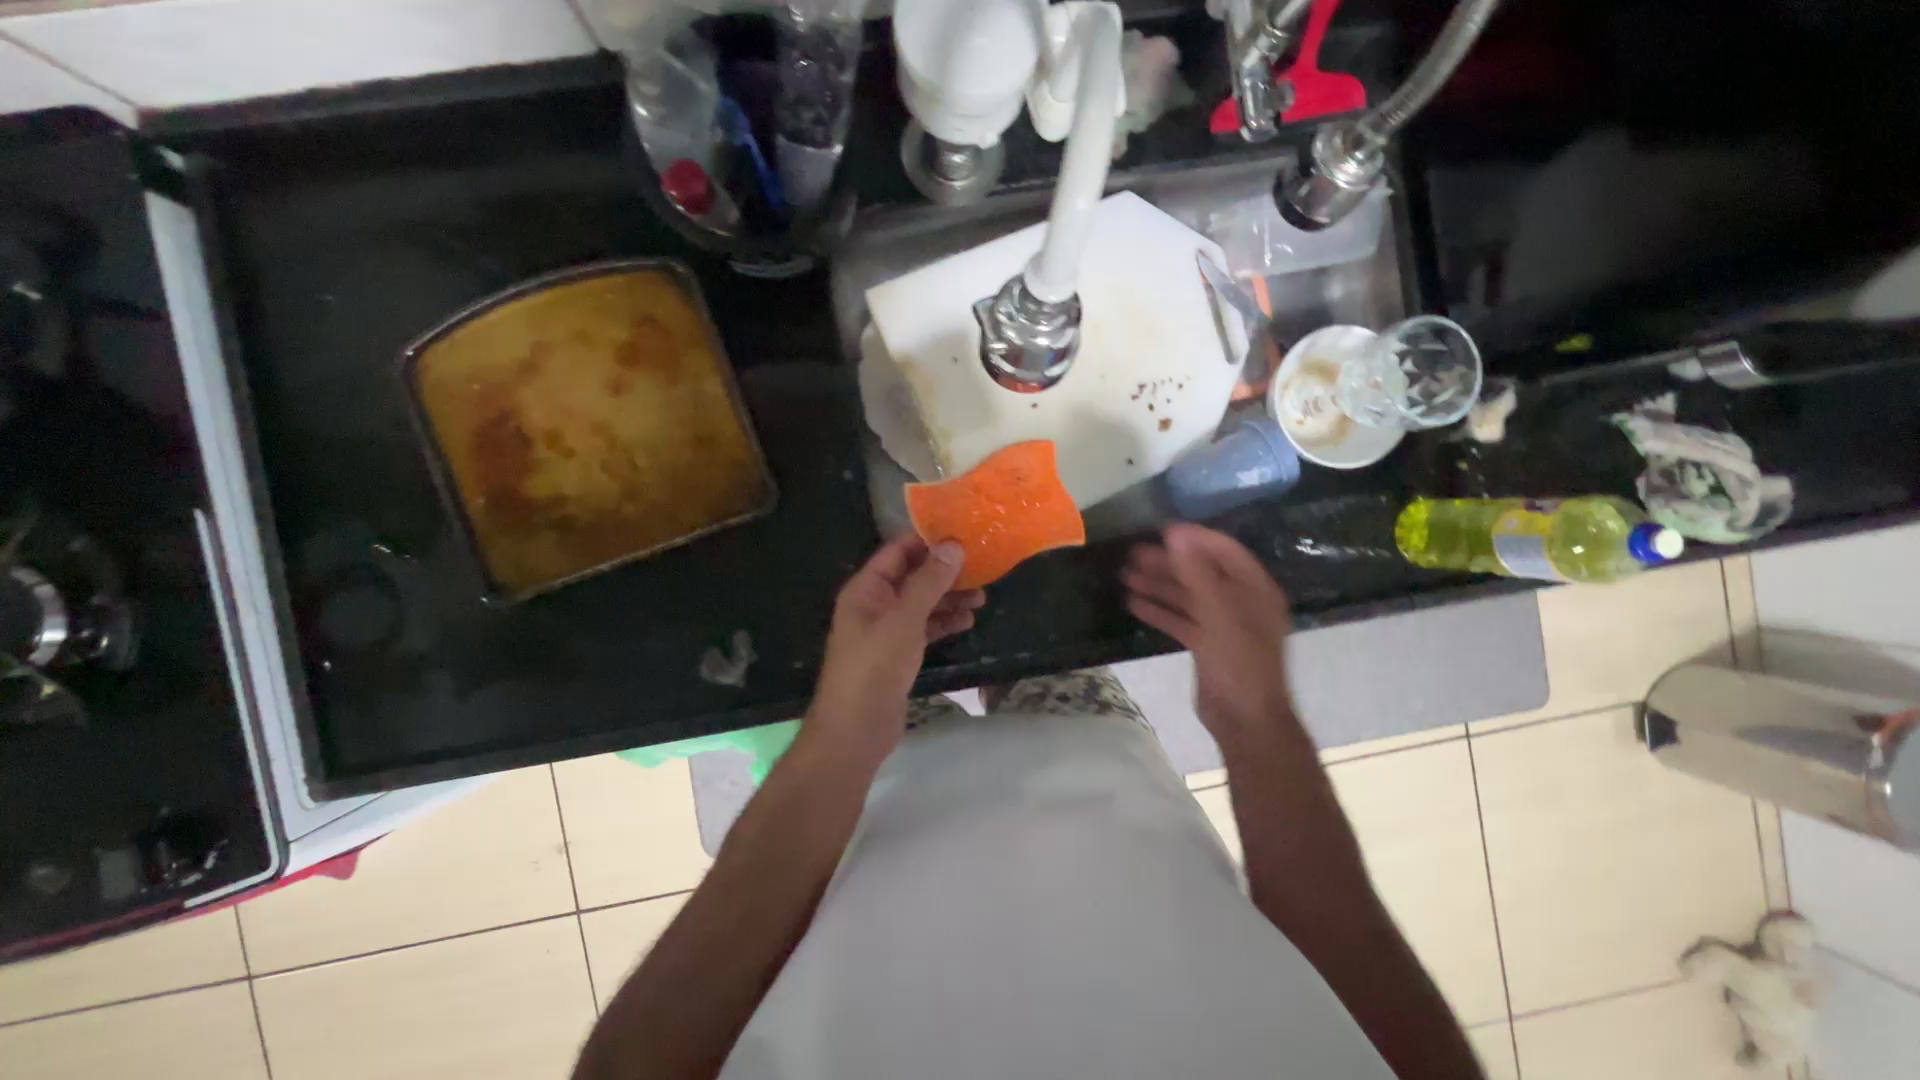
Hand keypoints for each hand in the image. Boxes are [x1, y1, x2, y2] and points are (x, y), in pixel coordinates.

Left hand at [808, 534, 986, 756]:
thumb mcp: (904, 620)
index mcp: (866, 589)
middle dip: (944, 573)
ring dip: (949, 599)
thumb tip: (953, 546)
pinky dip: (944, 623)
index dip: (926, 541)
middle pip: (912, 578)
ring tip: (982, 597)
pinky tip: (967, 622)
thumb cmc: (874, 667)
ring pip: (921, 605)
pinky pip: (924, 629)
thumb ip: (929, 582)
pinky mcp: (898, 655)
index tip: (962, 533)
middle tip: (982, 567)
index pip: (896, 552)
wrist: (857, 729)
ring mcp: (886, 631)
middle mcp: (874, 605)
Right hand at [1122, 524, 1299, 753]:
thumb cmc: (1239, 665)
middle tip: (1133, 555)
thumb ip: (1197, 573)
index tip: (1160, 531)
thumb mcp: (1218, 614)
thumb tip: (1175, 535)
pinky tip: (1134, 604)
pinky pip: (1182, 620)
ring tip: (1126, 576)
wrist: (1246, 721)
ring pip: (1188, 596)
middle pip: (1202, 572)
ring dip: (1159, 586)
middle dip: (1169, 563)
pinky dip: (1160, 611)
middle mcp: (1242, 602)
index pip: (1224, 552)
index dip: (1194, 539)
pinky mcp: (1208, 646)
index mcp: (1255, 590)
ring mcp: (1224, 625)